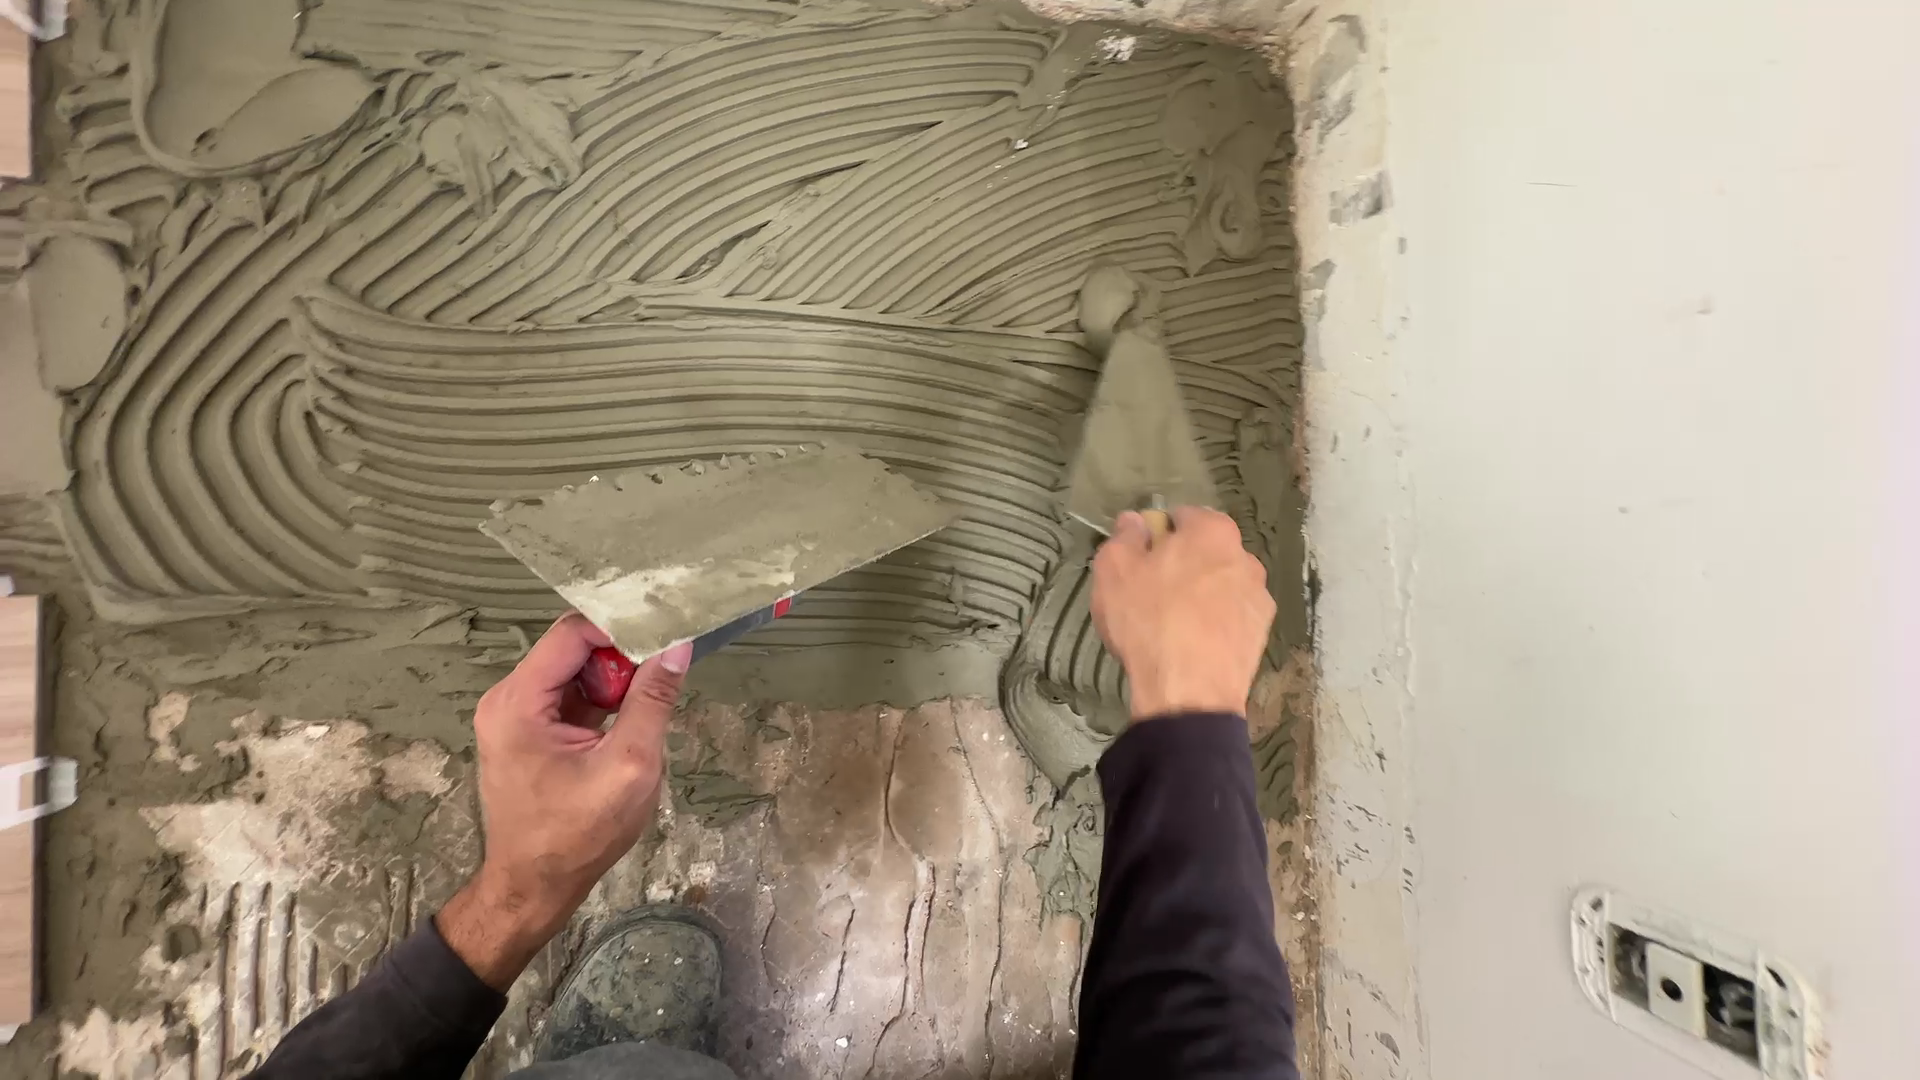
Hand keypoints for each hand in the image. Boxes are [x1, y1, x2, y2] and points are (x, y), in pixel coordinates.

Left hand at [437, 613, 692, 989]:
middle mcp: (509, 697)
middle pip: (574, 647)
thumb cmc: (580, 832)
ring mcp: (517, 714)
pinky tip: (634, 712)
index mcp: (519, 701)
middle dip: (623, 654)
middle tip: (667, 667)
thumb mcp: (630, 764)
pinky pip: (574, 693)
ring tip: (655, 692)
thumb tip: (679, 647)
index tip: (667, 635)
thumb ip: (653, 700)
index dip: (623, 627)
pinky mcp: (530, 729)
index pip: (574, 632)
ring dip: (617, 677)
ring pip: (577, 669)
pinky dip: (606, 697)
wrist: (535, 888)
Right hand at [1090, 507, 1275, 721]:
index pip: (1182, 516)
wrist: (1189, 691)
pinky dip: (1213, 622)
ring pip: (1220, 584)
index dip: (1157, 533)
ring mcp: (1258, 597)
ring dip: (1200, 593)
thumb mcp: (1114, 570)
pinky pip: (1230, 616)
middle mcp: (1245, 557)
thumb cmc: (1148, 620)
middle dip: (1181, 563)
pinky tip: (1191, 642)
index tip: (1139, 558)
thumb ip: (1124, 537)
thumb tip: (1134, 522)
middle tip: (1150, 590)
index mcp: (1212, 532)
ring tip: (1171, 622)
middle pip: (1205, 551)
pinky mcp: (1261, 634)